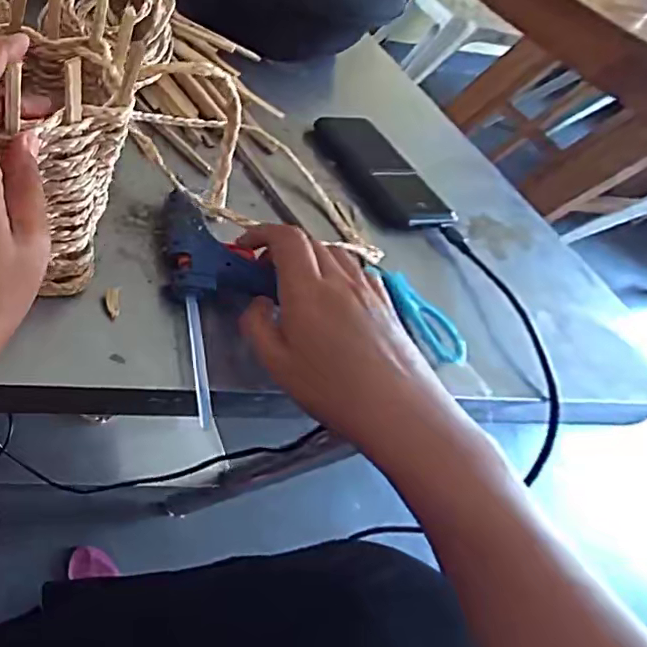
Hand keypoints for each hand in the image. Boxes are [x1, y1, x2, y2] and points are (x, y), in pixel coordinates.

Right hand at [236, 224, 477, 464]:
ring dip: (309, 256)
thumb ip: (255, 324)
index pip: (285, 237)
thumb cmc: (333, 390)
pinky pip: (357, 270)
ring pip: (334, 251)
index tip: (245, 246)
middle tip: (263, 271)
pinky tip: (332, 295)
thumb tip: (257, 303)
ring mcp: (368, 289)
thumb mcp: (275, 362)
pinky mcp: (387, 303)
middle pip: (308, 241)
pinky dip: (336, 270)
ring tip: (296, 282)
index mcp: (307, 289)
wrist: (401, 414)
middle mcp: (339, 280)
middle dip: (279, 246)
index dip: (261, 232)